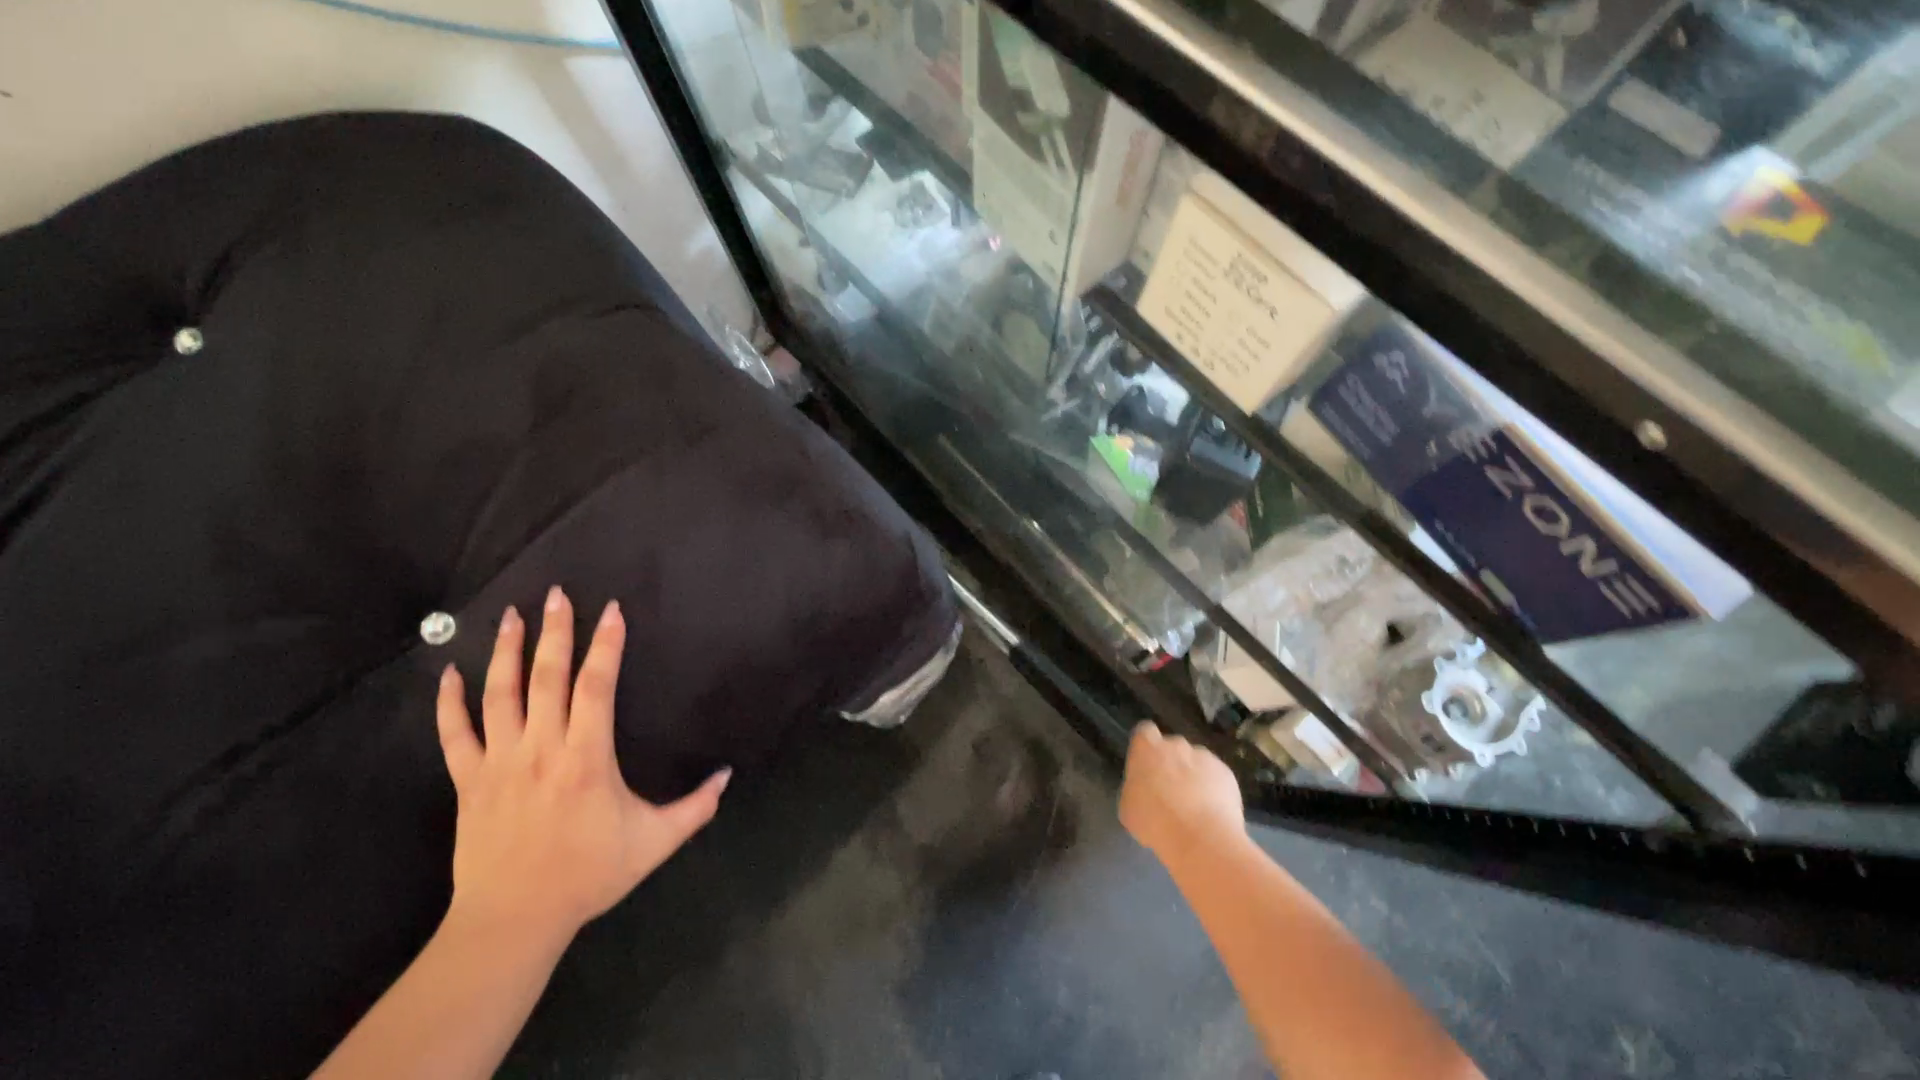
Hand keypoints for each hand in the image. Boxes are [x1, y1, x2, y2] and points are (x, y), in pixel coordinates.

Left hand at [435, 586, 729, 942]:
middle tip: (557, 595)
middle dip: (555, 631)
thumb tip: (728, 776)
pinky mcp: (469, 780)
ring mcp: (500, 762)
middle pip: (547, 677)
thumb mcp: (654, 844)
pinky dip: (449, 702)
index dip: (606, 645)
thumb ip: (694, 808)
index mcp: (586, 758)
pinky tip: (450, 673)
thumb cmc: (588, 876)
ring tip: (511, 616)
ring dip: (506, 651)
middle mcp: (542, 748)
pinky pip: (454, 734)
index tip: (612, 611)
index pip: (596, 686)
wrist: (515, 918)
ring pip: (500, 694)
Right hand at [1119, 722, 1244, 862]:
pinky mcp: (1227, 773)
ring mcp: (1204, 757)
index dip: (1145, 747)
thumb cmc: (1155, 822)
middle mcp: (1176, 745)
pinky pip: (1215, 776)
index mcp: (1147, 749)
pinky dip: (1213, 789)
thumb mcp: (1129, 808)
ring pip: (1196, 762)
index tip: (1146, 765)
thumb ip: (1135, 788)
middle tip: (1169, 791)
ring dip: (1193, 776)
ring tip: (1194, 806)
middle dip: (1171, 764)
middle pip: (1172, 747)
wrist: (1202, 837)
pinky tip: (1211, 812)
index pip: (1144, 731)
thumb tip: (1144, 789)